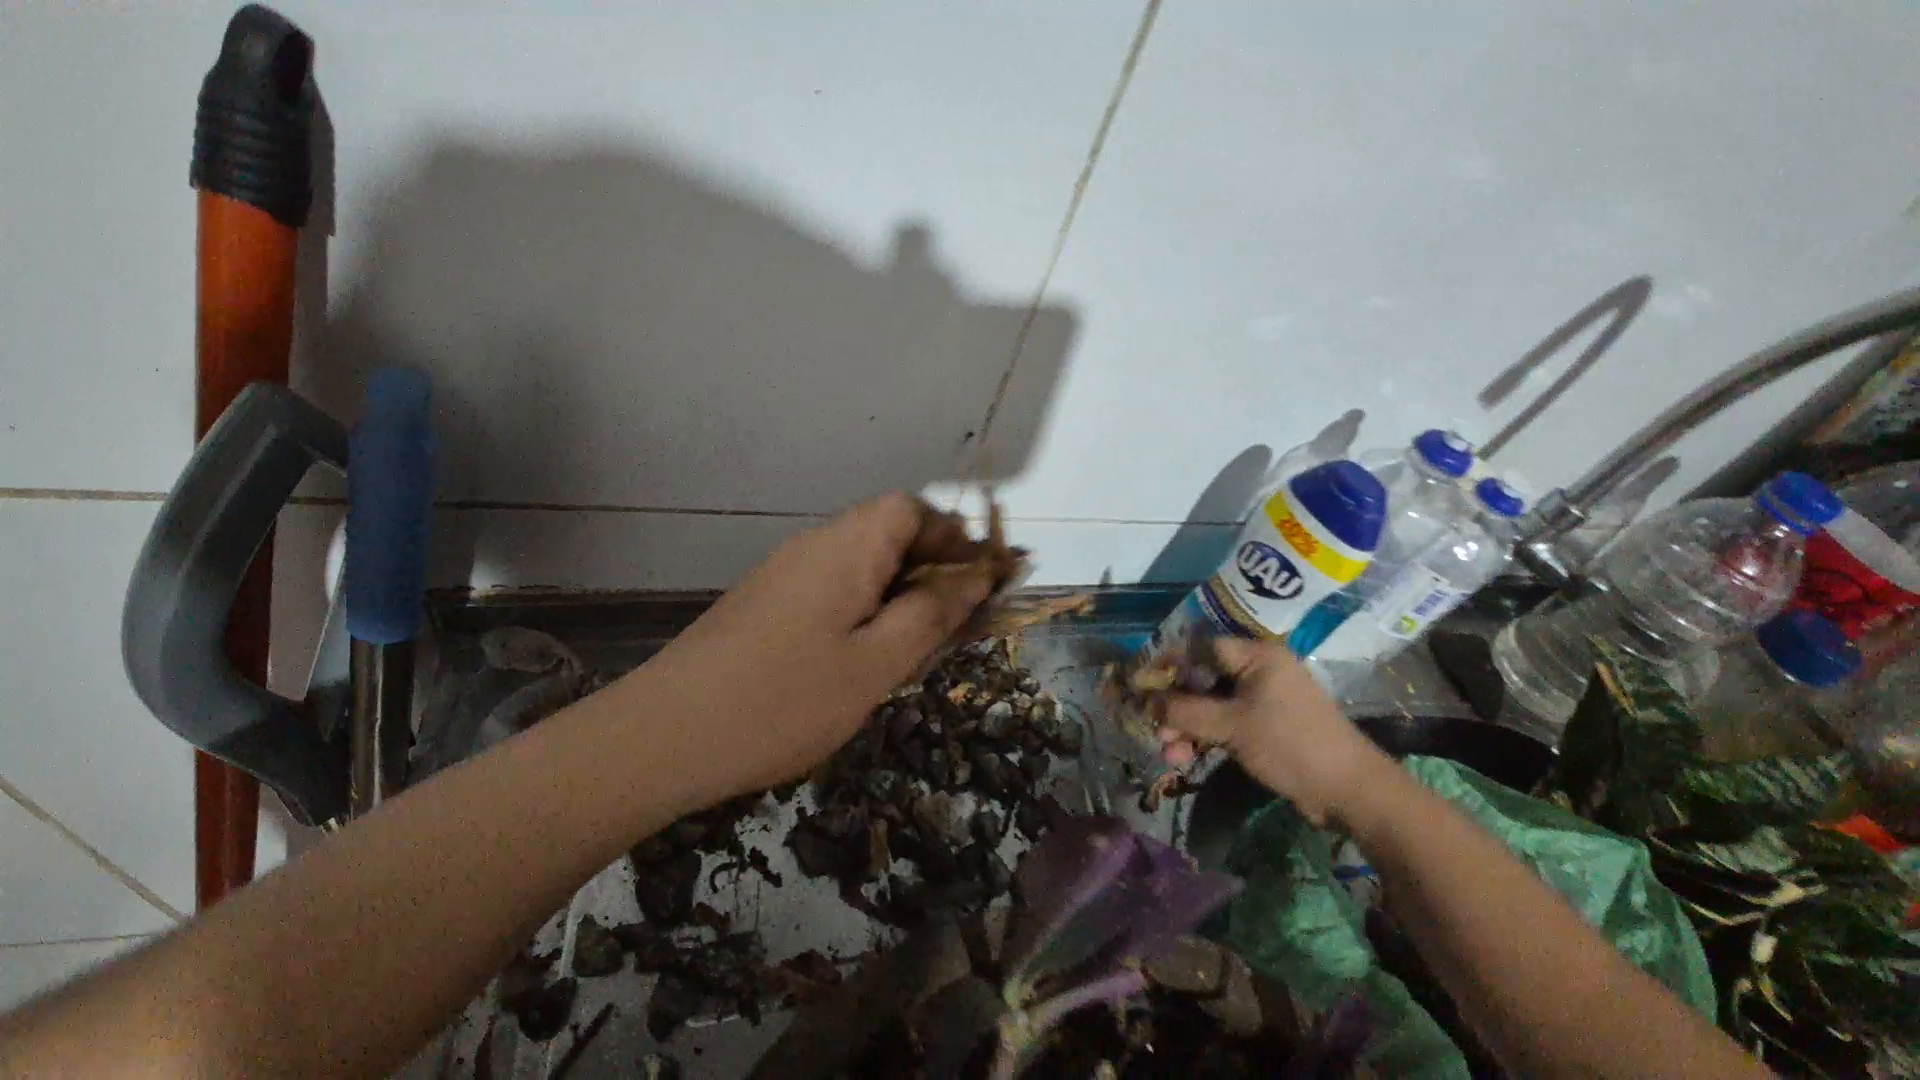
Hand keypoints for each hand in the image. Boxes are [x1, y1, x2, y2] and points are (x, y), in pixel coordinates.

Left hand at [632, 493, 996, 800]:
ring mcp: (783, 577)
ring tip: (915, 654)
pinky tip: (863, 665)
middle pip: (888, 535)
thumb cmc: (785, 699)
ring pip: (861, 569)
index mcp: (847, 546)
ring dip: (899, 599)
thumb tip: (977, 574)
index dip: (954, 539)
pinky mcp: (765, 608)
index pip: (912, 509)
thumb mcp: (876, 662)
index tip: (982, 586)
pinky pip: (832, 595)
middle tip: (955, 631)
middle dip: (932, 573)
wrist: (665, 737)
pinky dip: (863, 617)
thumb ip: (932, 613)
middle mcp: (814, 547)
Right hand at [1158, 637, 1390, 825]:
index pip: (1202, 647)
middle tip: (1153, 729)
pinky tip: (1184, 758)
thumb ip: (1185, 712)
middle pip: (1203, 678)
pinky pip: (1224, 723)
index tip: (1143, 686)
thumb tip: (1146, 702)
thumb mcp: (1231, 726)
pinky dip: (1204, 737)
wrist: (1347, 790)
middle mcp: (1259, 671)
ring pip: (1210, 704)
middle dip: (1175, 705)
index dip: (1169, 665)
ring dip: (1185, 727)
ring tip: (1168, 754)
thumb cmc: (1289, 744)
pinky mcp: (1265, 727)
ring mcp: (1263, 700)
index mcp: (1257, 656)